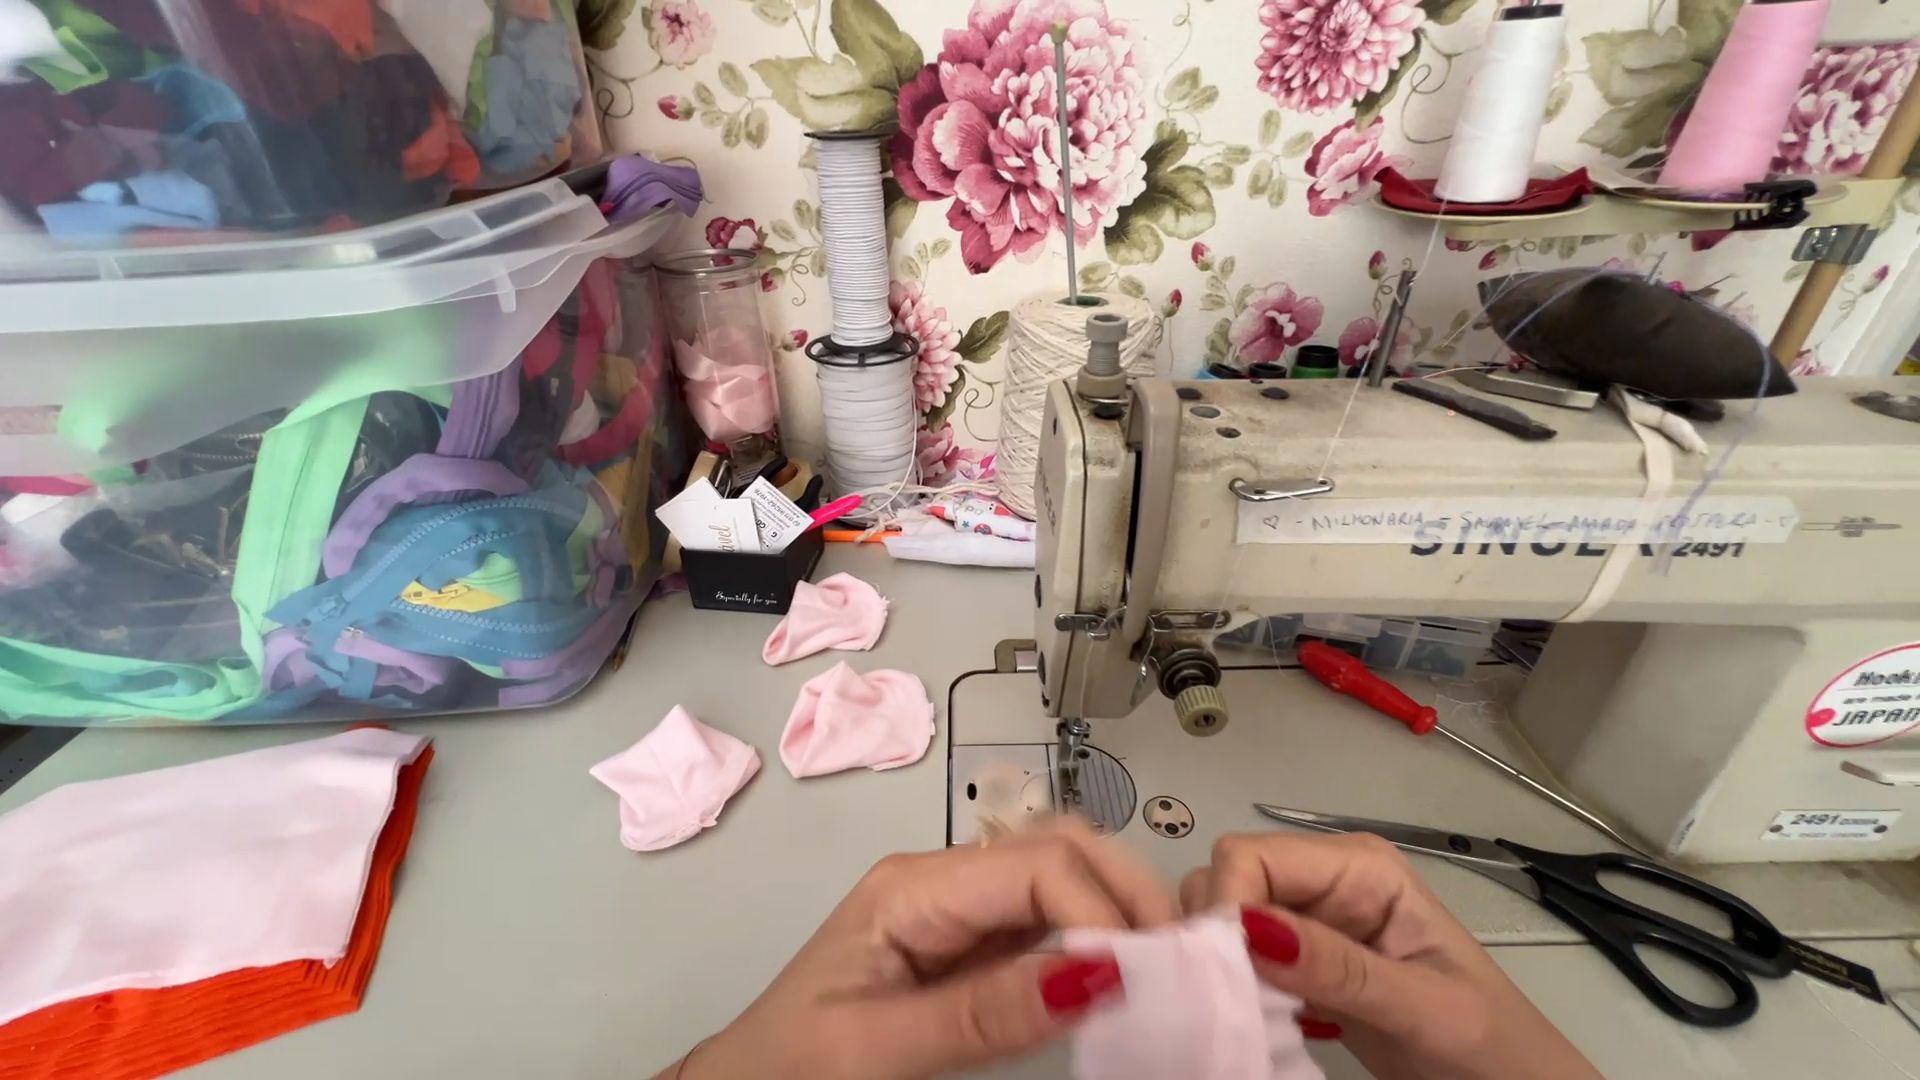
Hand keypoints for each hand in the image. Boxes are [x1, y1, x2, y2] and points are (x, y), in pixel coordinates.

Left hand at [677, 819, 1175, 1079]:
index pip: (1035, 862)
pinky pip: (1046, 922)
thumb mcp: (879, 1048)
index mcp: (916, 884)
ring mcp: (960, 908)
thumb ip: (985, 1013)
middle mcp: (945, 878)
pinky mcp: (972, 942)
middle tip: (1176, 962)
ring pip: (1058, 874)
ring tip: (1160, 969)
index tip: (1153, 974)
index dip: (1103, 906)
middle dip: (1123, 888)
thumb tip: (1099, 972)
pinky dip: (1093, 939)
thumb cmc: (794, 1066)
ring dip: (1116, 907)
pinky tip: (1118, 976)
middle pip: (1055, 845)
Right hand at [1182, 833, 1601, 1079]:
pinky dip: (1233, 979)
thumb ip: (1341, 969)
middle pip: (1230, 875)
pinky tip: (1254, 1013)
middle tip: (1227, 995)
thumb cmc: (1496, 1049)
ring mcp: (1308, 915)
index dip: (1227, 899)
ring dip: (1222, 957)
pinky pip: (1240, 949)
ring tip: (1246, 1009)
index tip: (1220, 966)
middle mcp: (1322, 877)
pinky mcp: (1298, 955)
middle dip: (1217, 929)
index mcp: (1358, 866)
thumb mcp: (1427, 1009)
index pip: (1254, 854)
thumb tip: (1249, 928)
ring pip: (1226, 911)